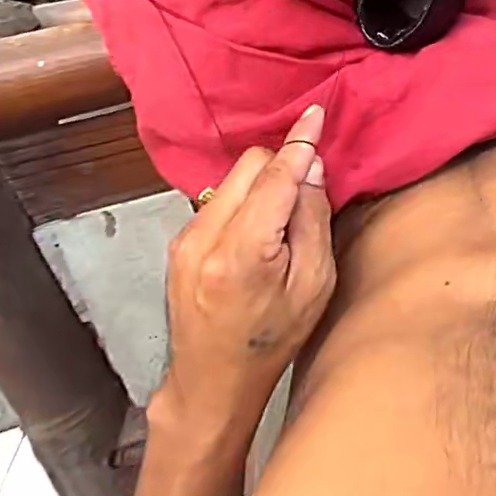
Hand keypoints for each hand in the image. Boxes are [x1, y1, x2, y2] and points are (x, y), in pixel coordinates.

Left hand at [155, 105, 336, 439]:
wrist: (212, 381)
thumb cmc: (271, 338)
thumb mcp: (314, 283)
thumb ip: (312, 217)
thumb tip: (310, 166)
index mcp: (241, 252)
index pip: (276, 177)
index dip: (300, 143)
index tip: (315, 114)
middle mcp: (203, 237)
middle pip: (251, 164)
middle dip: (282, 167)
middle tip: (303, 199)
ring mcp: (185, 237)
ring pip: (234, 176)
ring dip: (263, 183)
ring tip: (278, 224)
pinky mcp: (179, 239)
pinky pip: (220, 195)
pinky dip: (245, 199)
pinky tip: (256, 232)